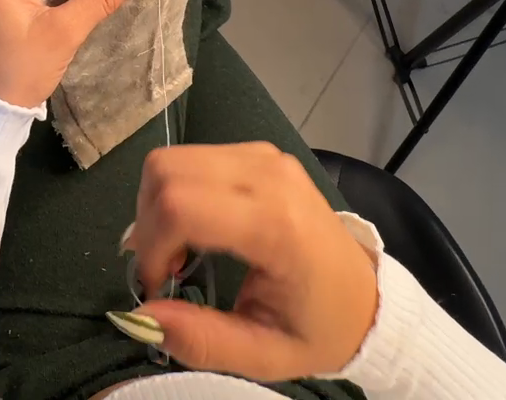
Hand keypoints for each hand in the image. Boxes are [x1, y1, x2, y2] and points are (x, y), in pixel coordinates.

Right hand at [124, 143, 379, 380]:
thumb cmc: (319, 328)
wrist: (367, 296)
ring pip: (171, 159)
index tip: (158, 288)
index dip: (152, 246)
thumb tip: (138, 318)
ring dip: (156, 205)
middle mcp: (267, 176)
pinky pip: (190, 157)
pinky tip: (195, 226)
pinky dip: (175, 190)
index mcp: (276, 226)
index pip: (181, 207)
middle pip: (167, 172)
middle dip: (147, 223)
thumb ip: (201, 340)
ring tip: (178, 248)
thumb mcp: (265, 355)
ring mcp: (262, 156)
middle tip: (164, 267)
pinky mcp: (256, 150)